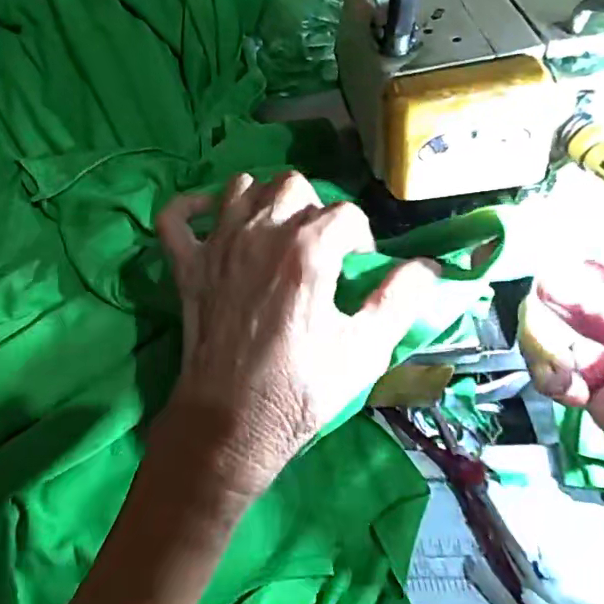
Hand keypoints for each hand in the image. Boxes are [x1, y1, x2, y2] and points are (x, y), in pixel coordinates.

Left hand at [155, 173, 436, 495]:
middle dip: (313, 208)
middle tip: (319, 248)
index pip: (346, 212)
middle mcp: (259, 233)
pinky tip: (208, 218)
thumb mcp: (366, 349)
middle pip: (292, 185)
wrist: (231, 418)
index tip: (358, 267)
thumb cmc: (301, 388)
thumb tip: (429, 266)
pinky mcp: (186, 265)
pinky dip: (189, 209)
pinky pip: (174, 216)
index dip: (360, 236)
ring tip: (275, 231)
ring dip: (261, 199)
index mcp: (307, 250)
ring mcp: (216, 245)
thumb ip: (400, 298)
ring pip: (239, 187)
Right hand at [522, 263, 603, 522]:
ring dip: (541, 348)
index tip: (550, 291)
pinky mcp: (588, 376)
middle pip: (560, 283)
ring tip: (564, 384)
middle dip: (546, 316)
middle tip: (557, 354)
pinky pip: (543, 359)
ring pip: (543, 319)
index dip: (570, 261)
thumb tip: (547, 284)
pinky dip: (544, 374)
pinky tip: (571, 398)